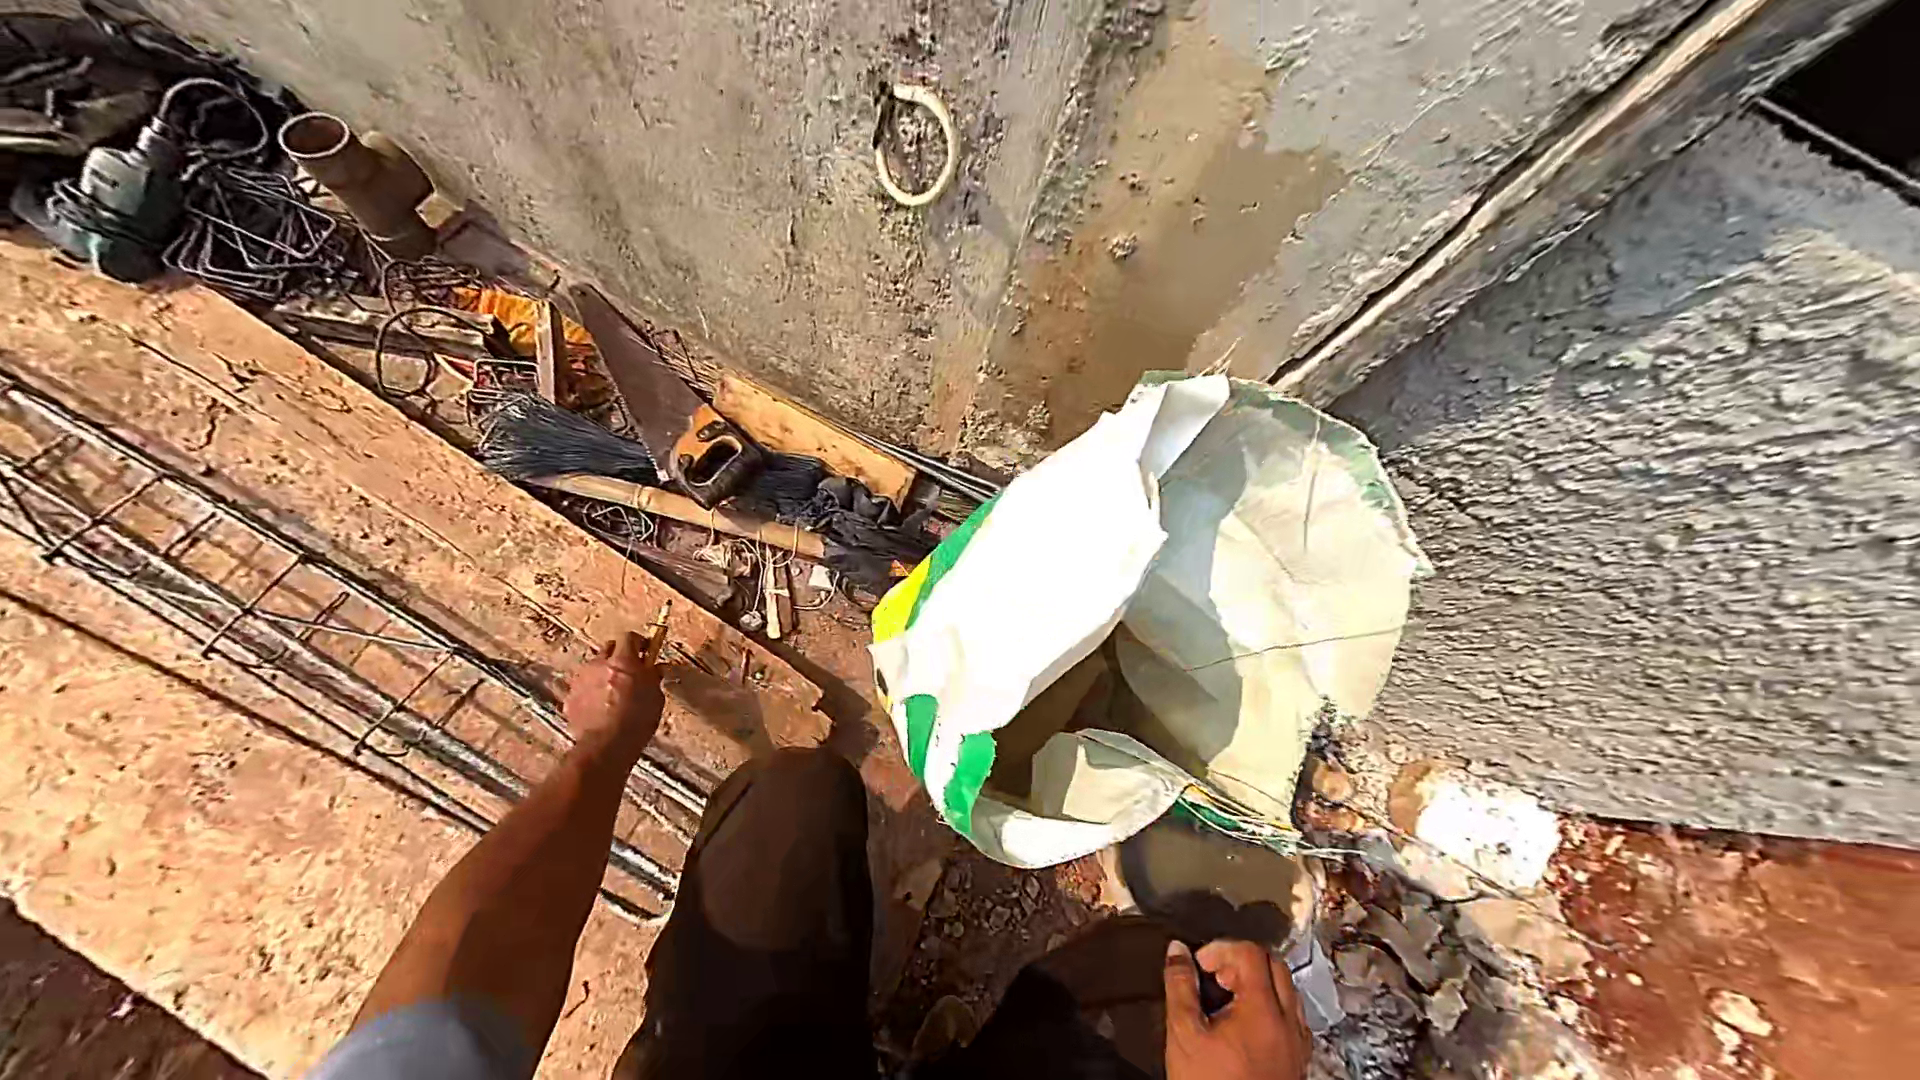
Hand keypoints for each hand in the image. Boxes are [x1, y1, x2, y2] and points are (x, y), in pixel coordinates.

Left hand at [563, 632, 663, 763]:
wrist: (606, 745)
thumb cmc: (636, 719)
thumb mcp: (655, 696)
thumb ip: (653, 677)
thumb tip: (655, 669)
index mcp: (623, 660)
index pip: (628, 636)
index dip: (639, 642)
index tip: (646, 651)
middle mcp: (598, 665)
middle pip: (608, 648)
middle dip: (620, 655)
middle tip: (632, 669)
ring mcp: (580, 681)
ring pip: (593, 668)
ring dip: (604, 674)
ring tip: (615, 691)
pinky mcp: (569, 699)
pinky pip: (582, 688)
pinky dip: (591, 692)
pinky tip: (602, 707)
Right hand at [1164, 939, 1310, 1079]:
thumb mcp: (1184, 1032)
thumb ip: (1179, 985)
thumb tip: (1177, 950)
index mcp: (1264, 1012)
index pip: (1250, 953)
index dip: (1219, 949)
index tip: (1198, 965)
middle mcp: (1289, 1024)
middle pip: (1273, 964)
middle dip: (1239, 959)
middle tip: (1212, 974)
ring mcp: (1298, 1044)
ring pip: (1285, 988)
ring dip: (1255, 979)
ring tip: (1224, 996)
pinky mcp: (1298, 1061)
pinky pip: (1290, 1014)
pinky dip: (1268, 1002)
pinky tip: (1241, 1019)